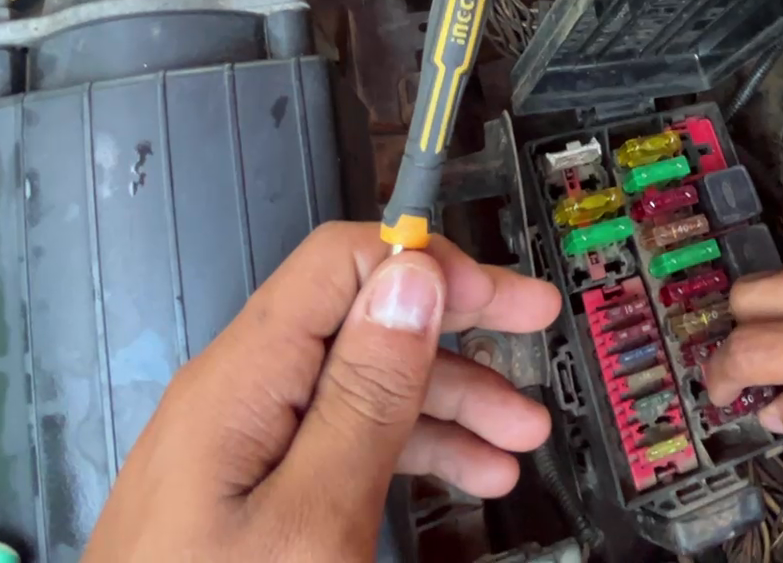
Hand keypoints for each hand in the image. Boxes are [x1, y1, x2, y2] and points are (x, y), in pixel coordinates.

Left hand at [85, 222, 560, 561]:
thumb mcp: (312, 520)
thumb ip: (365, 391)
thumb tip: (412, 271)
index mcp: (245, 376)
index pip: (341, 261)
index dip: (425, 263)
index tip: (495, 296)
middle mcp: (247, 387)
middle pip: (365, 312)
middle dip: (458, 315)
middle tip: (537, 319)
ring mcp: (253, 437)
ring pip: (369, 378)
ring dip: (454, 394)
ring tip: (524, 431)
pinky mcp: (261, 482)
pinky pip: (351, 435)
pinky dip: (418, 442)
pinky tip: (475, 471)